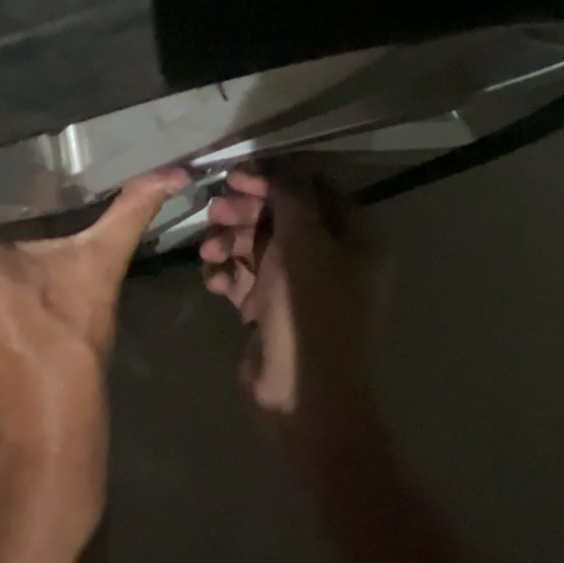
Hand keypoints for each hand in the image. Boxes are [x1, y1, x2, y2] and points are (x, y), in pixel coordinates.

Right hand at [200, 161, 378, 415]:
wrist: (305, 402)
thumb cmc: (311, 314)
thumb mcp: (304, 244)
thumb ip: (291, 196)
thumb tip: (283, 160)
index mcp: (355, 239)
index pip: (314, 189)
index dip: (274, 177)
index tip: (236, 176)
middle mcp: (332, 258)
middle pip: (281, 216)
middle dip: (245, 211)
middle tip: (215, 213)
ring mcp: (300, 287)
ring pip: (259, 246)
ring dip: (231, 243)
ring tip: (209, 252)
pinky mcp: (272, 312)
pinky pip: (246, 280)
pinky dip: (228, 276)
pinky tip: (214, 283)